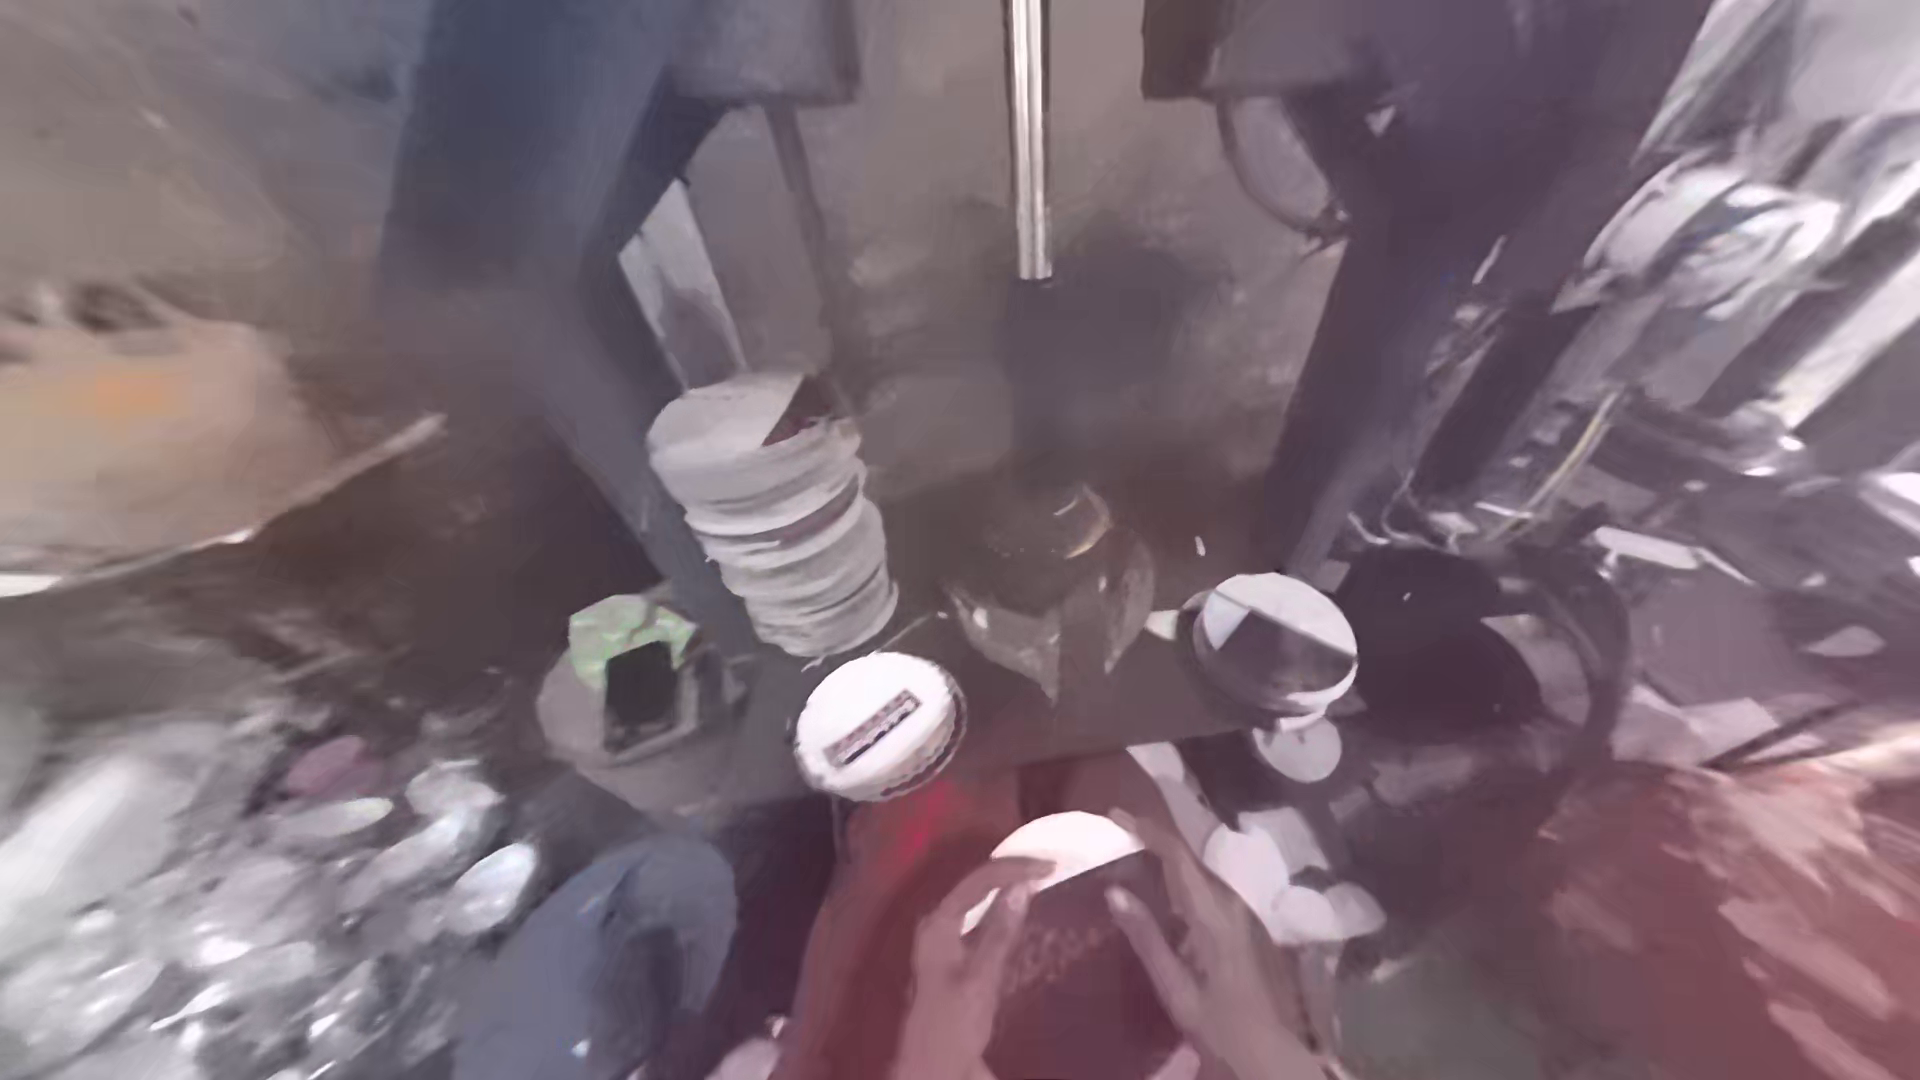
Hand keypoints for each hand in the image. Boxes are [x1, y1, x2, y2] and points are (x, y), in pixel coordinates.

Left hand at [891, 857, 1051, 1079]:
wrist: (931, 1072)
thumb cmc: (953, 1024)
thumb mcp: (981, 979)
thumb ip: (1000, 932)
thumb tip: (1023, 886)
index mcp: (940, 920)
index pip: (980, 879)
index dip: (1014, 868)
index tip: (1050, 866)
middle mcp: (938, 919)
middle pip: (976, 882)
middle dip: (1011, 870)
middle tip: (1046, 866)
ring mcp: (943, 934)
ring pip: (977, 896)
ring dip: (1006, 884)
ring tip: (1037, 876)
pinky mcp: (952, 951)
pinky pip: (978, 914)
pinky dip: (1000, 905)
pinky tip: (1017, 906)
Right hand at [1106, 810, 1320, 1079]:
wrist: (1273, 1061)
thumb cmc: (1220, 1027)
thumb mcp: (1175, 988)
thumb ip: (1145, 936)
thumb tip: (1112, 889)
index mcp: (1211, 913)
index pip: (1177, 855)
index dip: (1147, 829)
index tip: (1116, 815)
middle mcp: (1228, 902)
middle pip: (1187, 856)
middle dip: (1152, 837)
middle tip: (1117, 831)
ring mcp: (1238, 912)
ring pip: (1196, 868)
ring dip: (1165, 854)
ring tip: (1132, 849)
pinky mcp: (1240, 924)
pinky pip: (1203, 884)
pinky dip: (1178, 874)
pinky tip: (1161, 886)